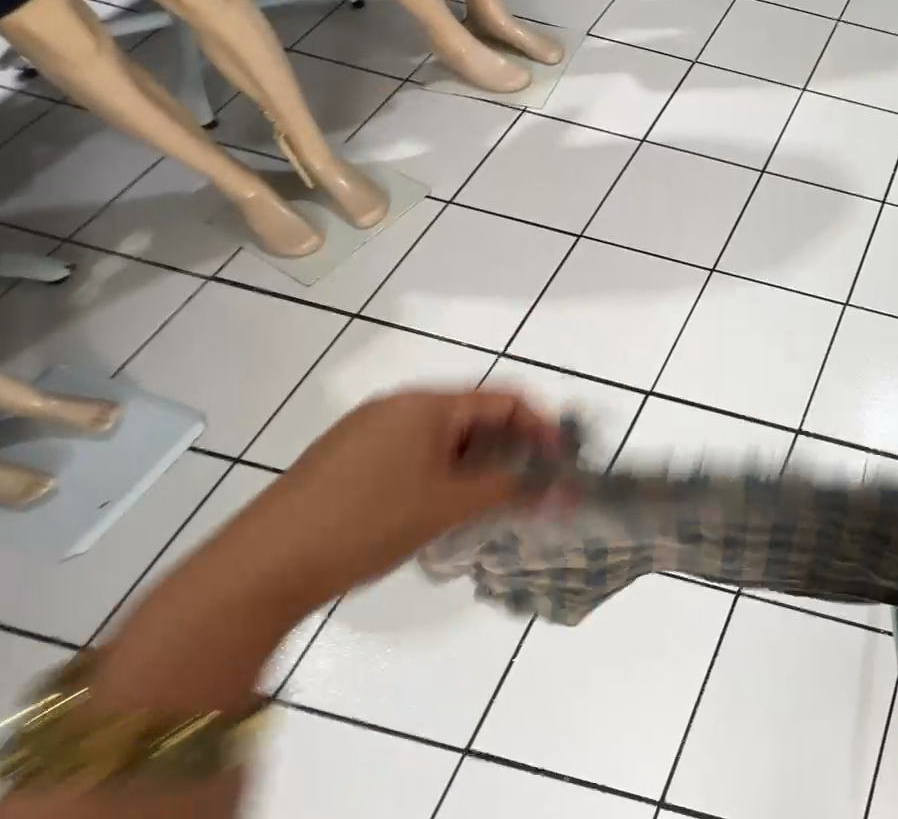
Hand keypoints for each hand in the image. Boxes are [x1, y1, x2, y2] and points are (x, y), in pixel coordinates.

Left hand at [215, 388, 565, 611]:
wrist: (255, 572)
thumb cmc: (365, 524)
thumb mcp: (450, 506)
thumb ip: (515, 490)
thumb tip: (568, 490)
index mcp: (424, 405)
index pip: (504, 399)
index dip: (543, 428)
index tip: (565, 465)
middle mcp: (396, 409)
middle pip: (476, 417)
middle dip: (514, 451)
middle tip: (538, 489)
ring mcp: (366, 435)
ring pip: (446, 441)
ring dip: (481, 467)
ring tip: (497, 505)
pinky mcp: (346, 463)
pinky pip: (416, 457)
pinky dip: (445, 477)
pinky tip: (448, 512)